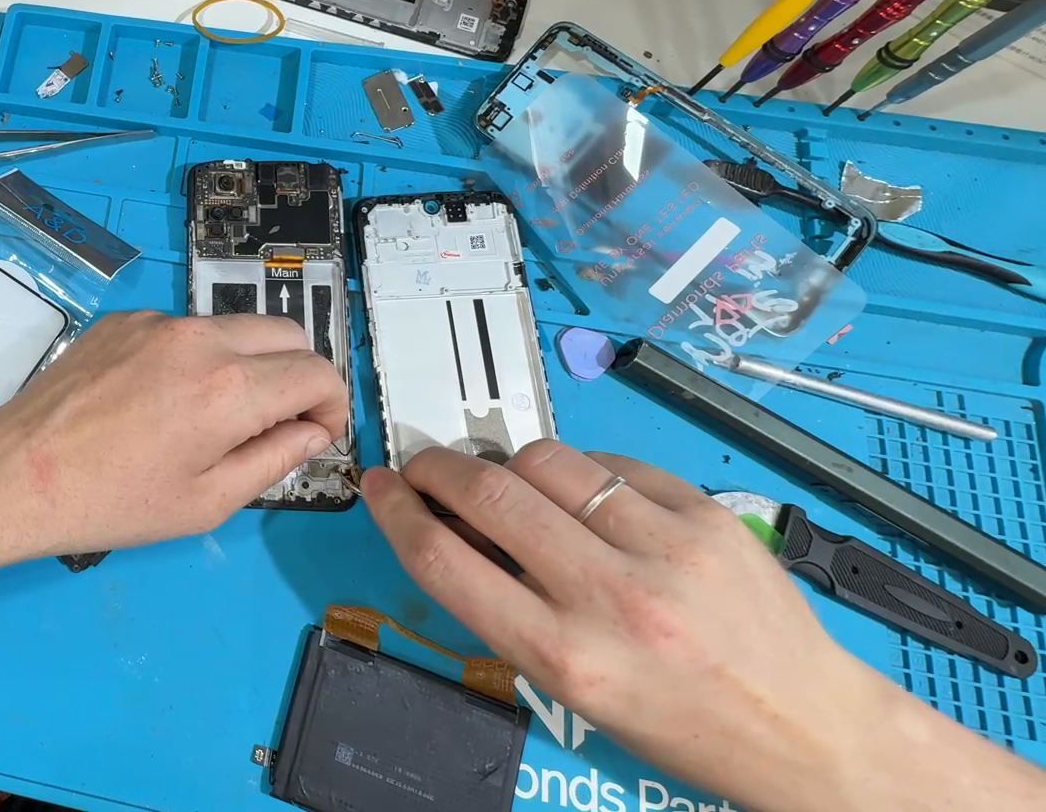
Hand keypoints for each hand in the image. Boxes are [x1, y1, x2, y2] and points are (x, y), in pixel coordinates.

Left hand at [0, 311, 347, 557]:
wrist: (21, 471)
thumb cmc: (116, 502)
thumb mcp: (206, 501)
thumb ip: (274, 459)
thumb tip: (312, 431)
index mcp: (230, 388)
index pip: (317, 372)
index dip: (331, 404)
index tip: (315, 433)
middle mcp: (200, 338)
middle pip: (285, 333)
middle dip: (298, 374)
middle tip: (278, 419)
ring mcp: (157, 321)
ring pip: (233, 327)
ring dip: (246, 362)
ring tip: (212, 412)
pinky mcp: (123, 319)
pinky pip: (181, 328)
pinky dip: (194, 355)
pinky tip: (159, 396)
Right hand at [362, 440, 901, 811]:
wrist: (813, 733)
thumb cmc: (673, 719)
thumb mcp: (568, 683)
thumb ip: (500, 599)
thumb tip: (448, 521)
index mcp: (566, 656)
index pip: (445, 561)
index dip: (396, 512)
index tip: (380, 485)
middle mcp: (613, 600)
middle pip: (486, 494)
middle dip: (436, 467)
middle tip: (426, 468)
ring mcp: (667, 549)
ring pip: (542, 459)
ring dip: (508, 465)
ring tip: (518, 488)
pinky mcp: (708, 515)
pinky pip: (607, 462)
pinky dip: (577, 471)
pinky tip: (587, 497)